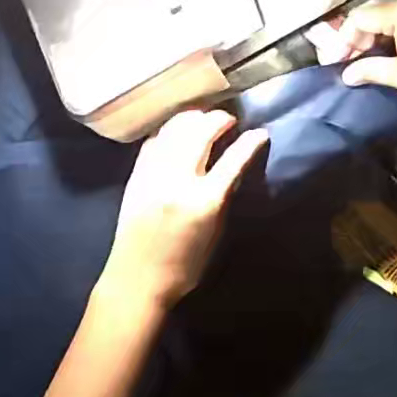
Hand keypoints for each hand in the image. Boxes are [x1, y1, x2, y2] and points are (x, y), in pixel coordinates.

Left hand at [98, 109, 268, 313]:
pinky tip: (177, 132)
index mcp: (203, 202)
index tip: (260, 133)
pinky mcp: (136, 174)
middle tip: (229, 120)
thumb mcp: (215, 234)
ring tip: (204, 119)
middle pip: (201, 133)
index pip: (233, 160)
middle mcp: (177, 181)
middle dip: (219, 120)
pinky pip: (154, 139)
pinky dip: (169, 130)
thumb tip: (233, 167)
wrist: (137, 278)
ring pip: (174, 129)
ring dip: (193, 118)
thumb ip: (223, 197)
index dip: (250, 142)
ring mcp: (153, 174)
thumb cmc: (184, 266)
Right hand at [332, 0, 396, 116]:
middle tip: (345, 65)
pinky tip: (388, 58)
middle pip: (373, 15)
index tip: (333, 63)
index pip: (359, 18)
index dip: (341, 41)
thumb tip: (347, 74)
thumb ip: (369, 70)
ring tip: (364, 64)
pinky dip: (392, 38)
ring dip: (374, 40)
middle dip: (356, 40)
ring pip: (390, 19)